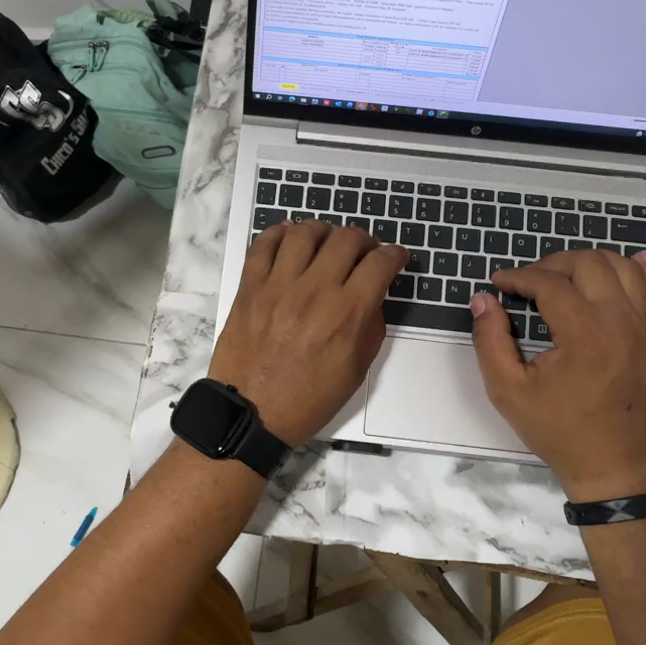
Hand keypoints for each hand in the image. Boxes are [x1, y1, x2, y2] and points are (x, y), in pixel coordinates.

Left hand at [210, 222, 407, 445]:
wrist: (251, 413)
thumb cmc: (308, 400)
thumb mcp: (356, 371)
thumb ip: (371, 327)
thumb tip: (373, 296)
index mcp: (347, 314)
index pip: (380, 263)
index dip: (396, 254)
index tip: (396, 258)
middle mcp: (315, 291)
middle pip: (346, 238)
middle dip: (364, 240)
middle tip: (363, 252)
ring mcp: (278, 285)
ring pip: (305, 232)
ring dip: (323, 231)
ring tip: (326, 242)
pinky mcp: (250, 287)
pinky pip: (264, 244)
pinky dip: (280, 233)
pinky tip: (290, 239)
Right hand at [470, 249, 645, 502]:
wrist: (611, 463)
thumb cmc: (556, 430)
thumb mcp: (507, 390)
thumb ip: (490, 341)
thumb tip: (482, 300)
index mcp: (584, 334)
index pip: (550, 283)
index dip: (519, 277)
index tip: (498, 283)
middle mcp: (620, 322)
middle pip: (589, 264)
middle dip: (552, 263)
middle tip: (528, 280)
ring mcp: (645, 328)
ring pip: (624, 268)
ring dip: (589, 262)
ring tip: (563, 275)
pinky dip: (638, 271)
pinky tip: (624, 264)